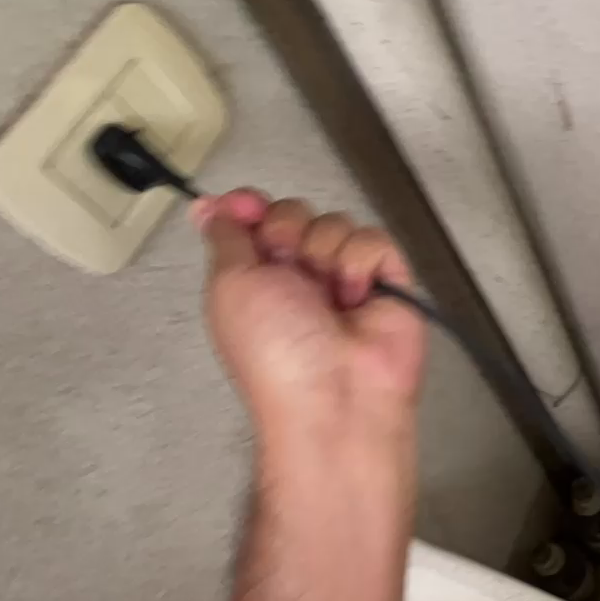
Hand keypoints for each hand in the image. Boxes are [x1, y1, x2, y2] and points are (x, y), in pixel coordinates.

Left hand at [196, 189, 425, 446]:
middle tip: (291, 272)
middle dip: (288, 232)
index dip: (249, 205)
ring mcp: (346, 279)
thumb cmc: (277, 357)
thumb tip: (210, 205)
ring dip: (325, 254)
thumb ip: (224, 236)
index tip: (246, 209)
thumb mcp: (228, 286)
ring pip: (338, 222)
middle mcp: (301, 277)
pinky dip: (362, 264)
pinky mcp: (388, 284)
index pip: (254, 216)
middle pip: (296, 212)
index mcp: (257, 277)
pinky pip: (376, 240)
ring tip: (330, 296)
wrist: (335, 395)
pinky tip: (357, 297)